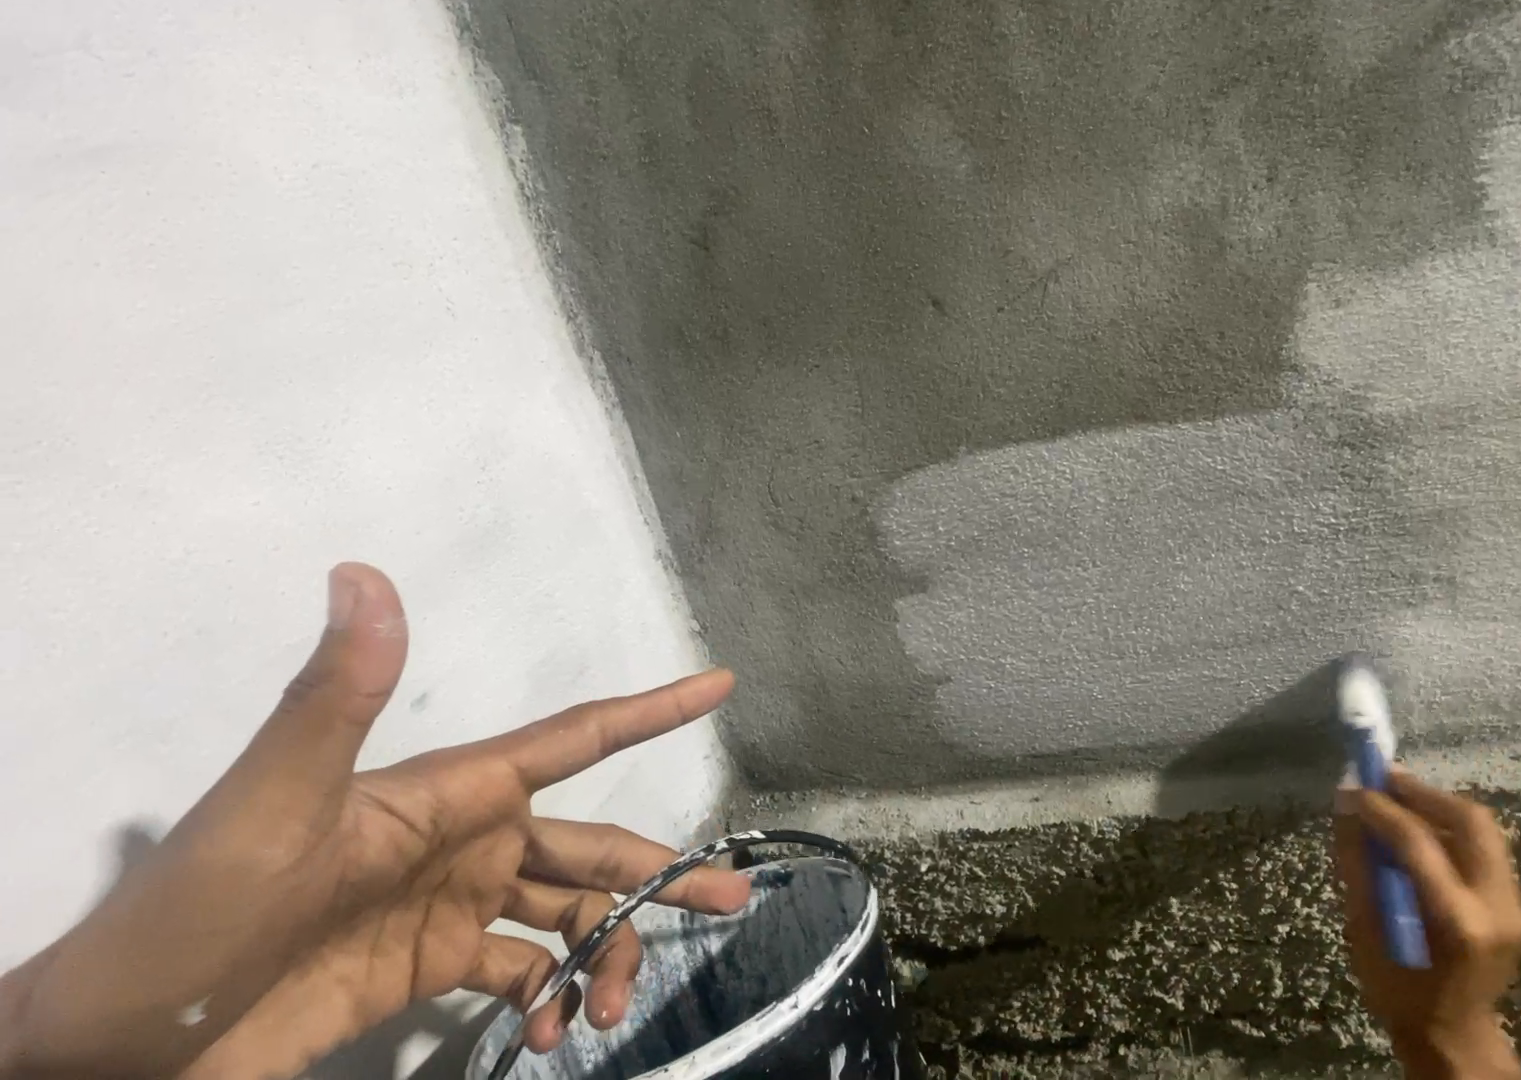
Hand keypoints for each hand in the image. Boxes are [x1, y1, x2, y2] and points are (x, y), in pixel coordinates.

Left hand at [0, 563, 749, 1079]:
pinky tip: (554, 1032)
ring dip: (607, 951)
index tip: (719, 685)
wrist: (103, 1060)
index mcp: (454, 794)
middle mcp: (470, 839)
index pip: (575, 738)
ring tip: (612, 1010)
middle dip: (664, 872)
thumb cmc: (189, 925)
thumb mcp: (268, 812)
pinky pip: (522, 970)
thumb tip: (363, 570)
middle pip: (596, 847)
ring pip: (570, 913)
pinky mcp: (431, 966)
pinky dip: (552, 995)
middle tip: (731, 898)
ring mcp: (453, 904)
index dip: (652, 709)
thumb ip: (332, 699)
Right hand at [1334, 769, 1520, 1079]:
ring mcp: (1514, 905)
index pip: (1419, 841)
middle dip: (1422, 792)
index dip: (1381, 807)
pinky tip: (1416, 829)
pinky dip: (1447, 827)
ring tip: (1395, 798)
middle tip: (1381, 779)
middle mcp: (1497, 906)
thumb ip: (1358, 863)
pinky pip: (1482, 847)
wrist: (1452, 1035)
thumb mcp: (1363, 927)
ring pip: (1482, 829)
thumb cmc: (1396, 987)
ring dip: (1436, 805)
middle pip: (1470, 821)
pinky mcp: (1514, 904)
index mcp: (1456, 920)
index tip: (1352, 788)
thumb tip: (1347, 806)